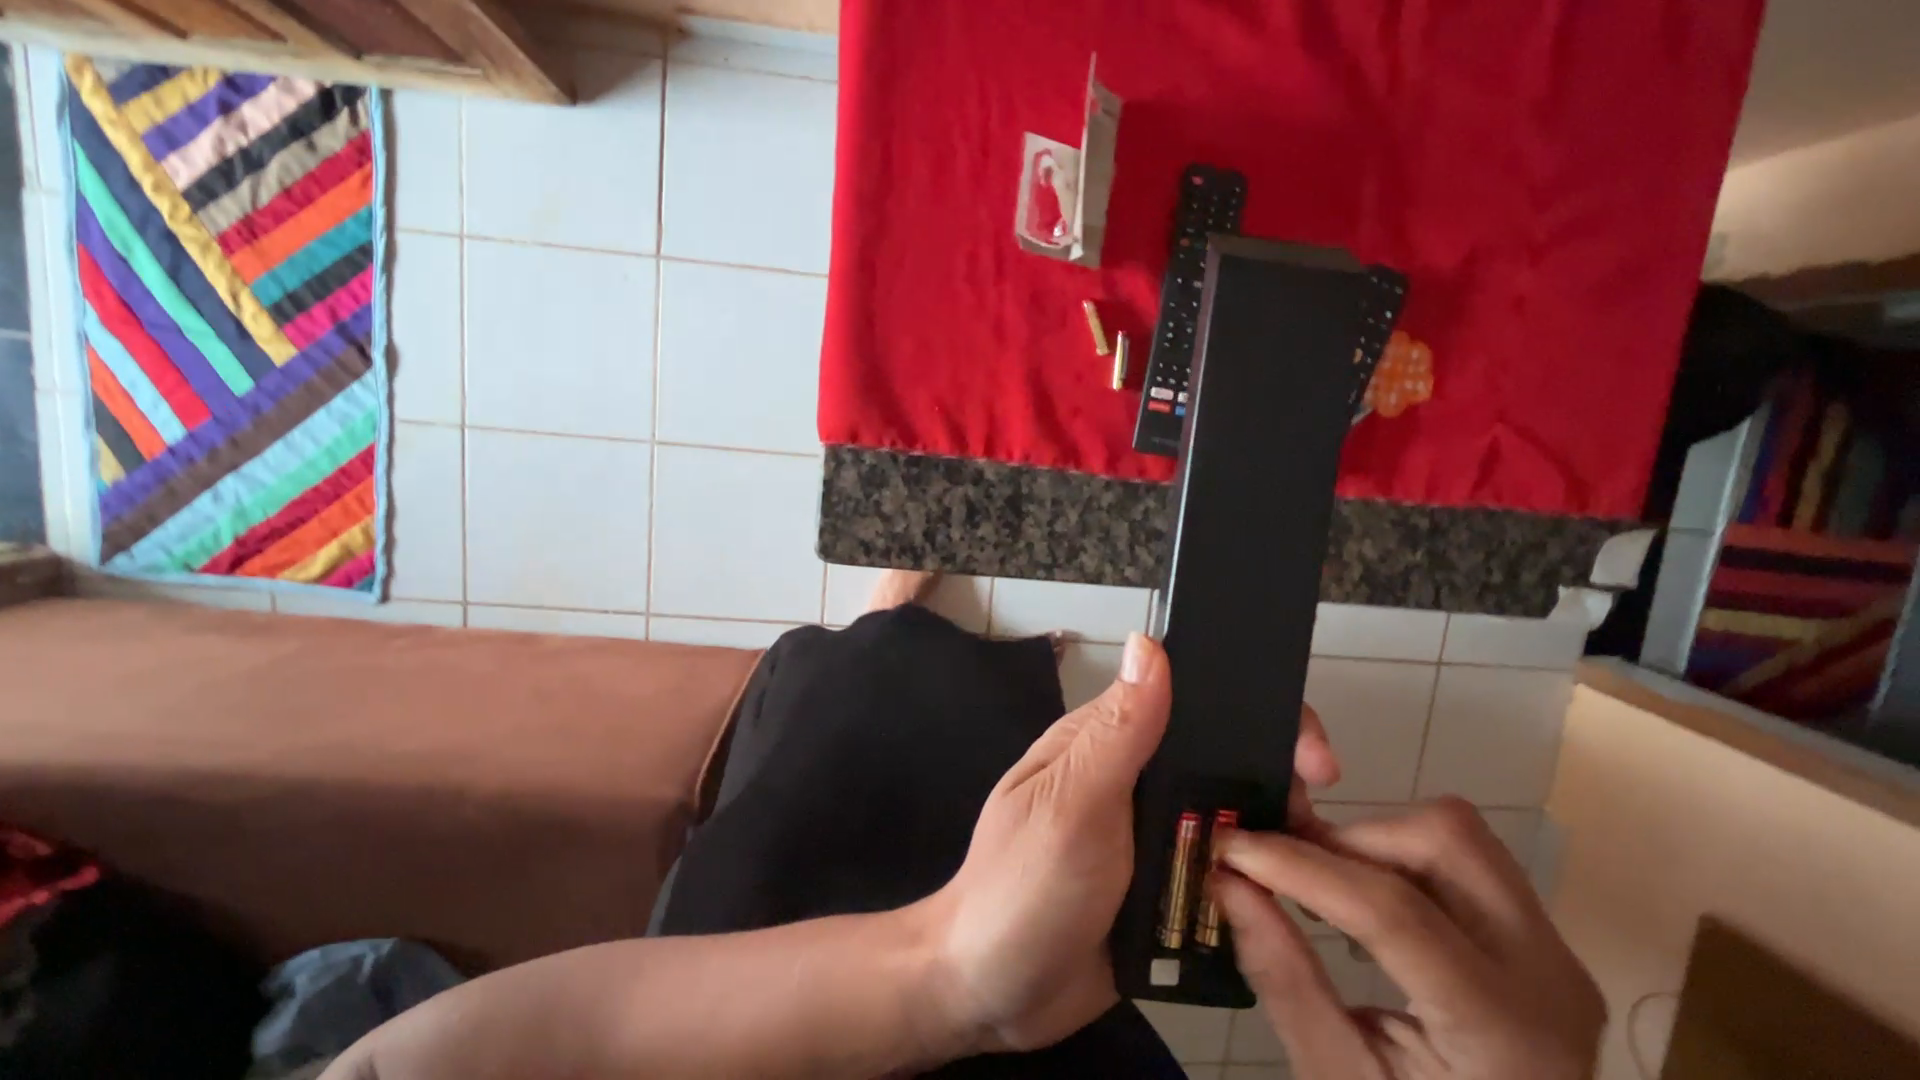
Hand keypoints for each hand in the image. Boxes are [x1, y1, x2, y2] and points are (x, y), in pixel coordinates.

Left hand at [920, 632, 1339, 1053]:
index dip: (1253, 711)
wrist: (994, 994)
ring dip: (1272, 833)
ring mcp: (1149, 837)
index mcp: (1103, 744)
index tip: (1312, 752)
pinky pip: (1220, 872)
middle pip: (1219, 759)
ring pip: (1227, 817)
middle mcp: (1132, 782)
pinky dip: (1255, 879)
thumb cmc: (1022, 890)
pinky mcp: (1164, 889)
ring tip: (1318, 866)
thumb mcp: (1071, 806)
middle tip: (1319, 819)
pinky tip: (1290, 897)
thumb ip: (1117, 732)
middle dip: (1276, 779)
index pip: (1188, 701)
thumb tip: (1150, 644)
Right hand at [1213, 799, 1605, 1079]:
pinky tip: (1361, 901)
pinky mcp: (1542, 940)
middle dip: (1349, 838)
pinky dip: (1397, 857)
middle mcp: (1548, 975)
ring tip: (1320, 883)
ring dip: (1374, 841)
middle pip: (1446, 842)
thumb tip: (1227, 883)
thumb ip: (1284, 978)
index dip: (1302, 868)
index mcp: (1503, 1032)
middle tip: (1283, 866)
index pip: (1395, 912)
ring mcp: (1555, 952)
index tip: (1230, 849)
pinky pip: (1465, 859)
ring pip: (1458, 835)